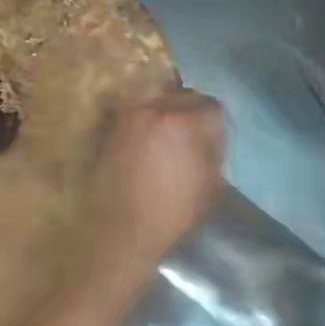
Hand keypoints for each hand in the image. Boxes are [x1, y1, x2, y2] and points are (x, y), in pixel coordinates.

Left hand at [83, 89, 225, 270]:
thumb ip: (212, 153)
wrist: (121, 229)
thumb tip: (207, 140)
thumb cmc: (172, 212)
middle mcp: (153, 110)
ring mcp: (127, 118)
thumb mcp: (210, 185)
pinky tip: (144, 141)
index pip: (212, 106)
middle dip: (192, 112)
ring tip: (167, 134)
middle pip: (182, 96)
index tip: (213, 145)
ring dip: (164, 110)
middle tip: (192, 137)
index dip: (216, 127)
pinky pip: (131, 114)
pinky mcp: (108, 131)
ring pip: (153, 98)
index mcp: (184, 122)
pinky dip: (141, 120)